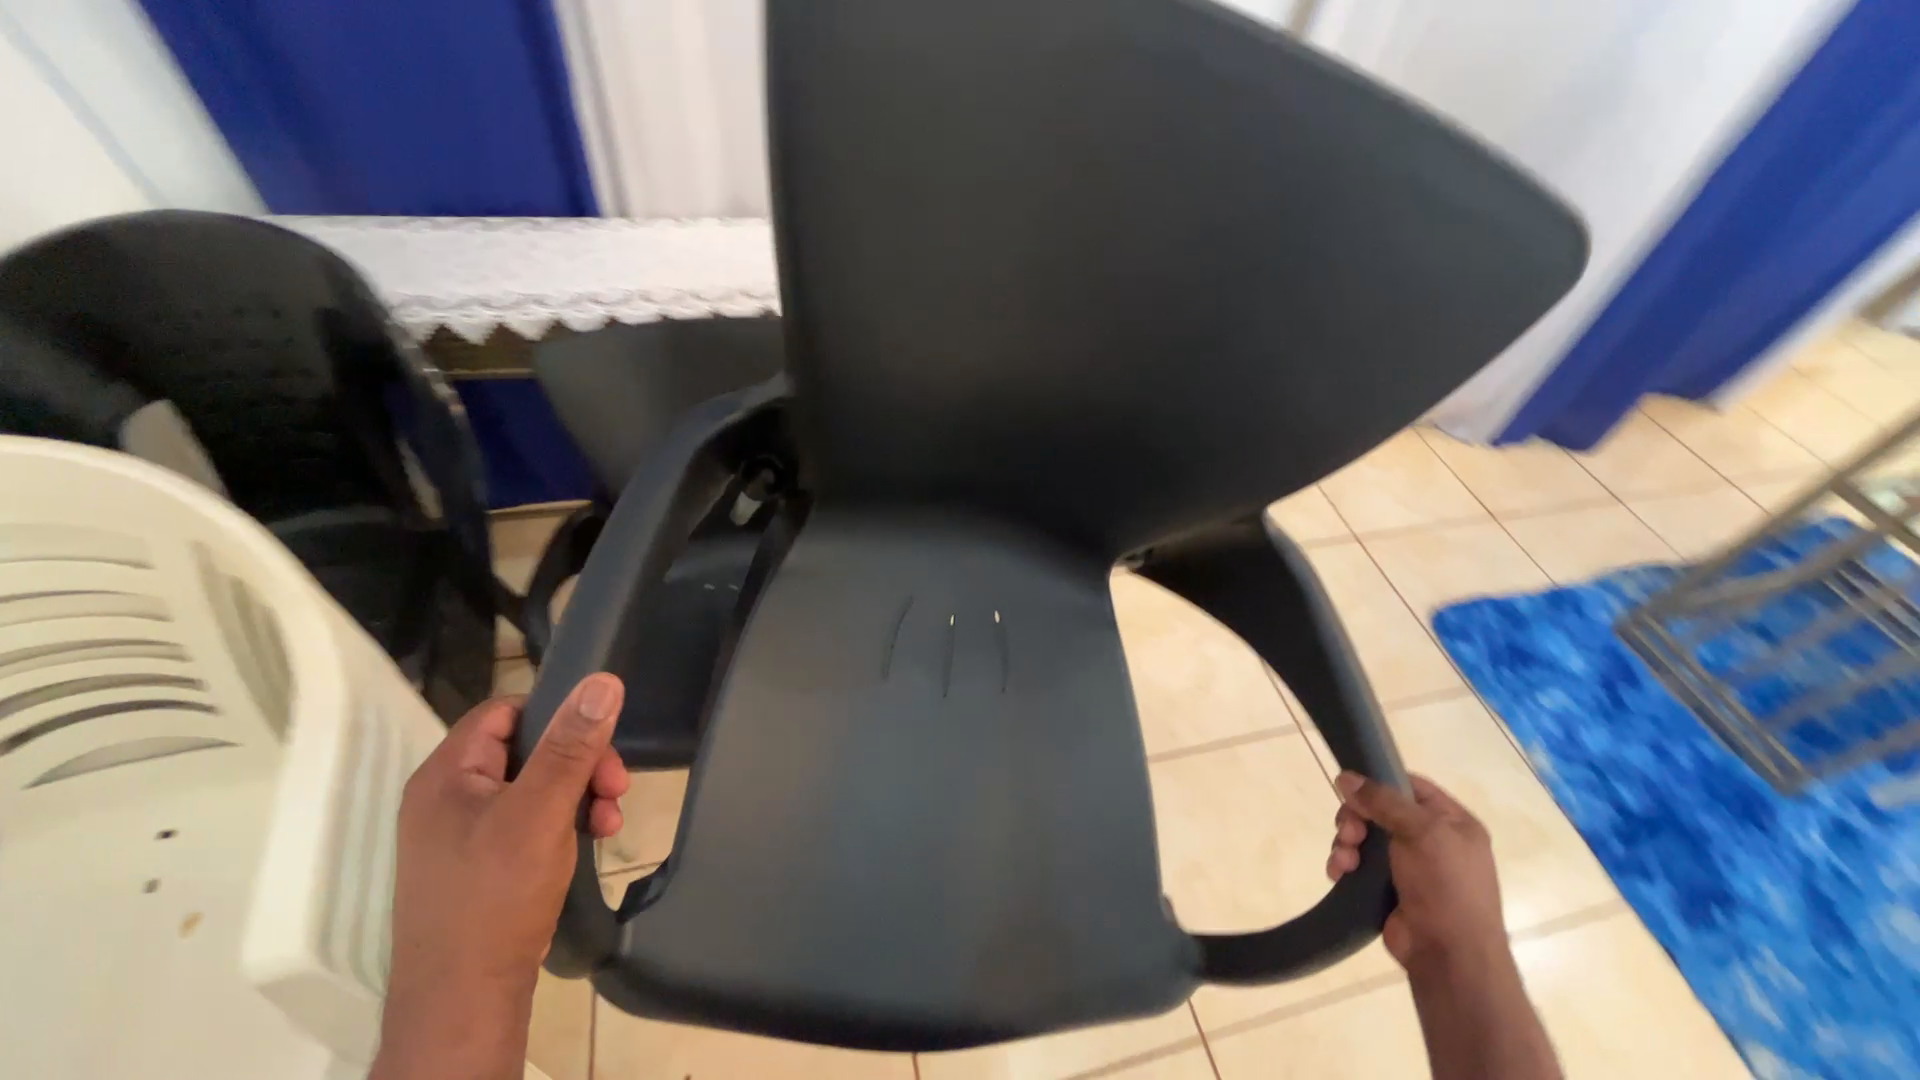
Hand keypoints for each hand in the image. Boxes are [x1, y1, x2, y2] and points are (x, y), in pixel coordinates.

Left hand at [373, 674, 628, 1079]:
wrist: (465, 998)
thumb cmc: (496, 895)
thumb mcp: (541, 811)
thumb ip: (572, 745)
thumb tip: (603, 681)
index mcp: (447, 775)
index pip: (504, 712)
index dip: (556, 716)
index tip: (599, 740)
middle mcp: (449, 797)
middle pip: (527, 749)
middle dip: (580, 763)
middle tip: (617, 788)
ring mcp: (465, 833)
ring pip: (536, 787)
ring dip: (581, 794)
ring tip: (612, 821)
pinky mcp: (484, 863)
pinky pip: (532, 821)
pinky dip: (567, 823)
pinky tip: (593, 840)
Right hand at [1326, 771, 1505, 973]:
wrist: (1450, 956)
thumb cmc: (1446, 887)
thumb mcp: (1422, 833)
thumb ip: (1383, 801)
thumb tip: (1346, 776)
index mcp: (1452, 822)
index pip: (1410, 786)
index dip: (1379, 783)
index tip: (1351, 788)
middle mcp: (1431, 840)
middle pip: (1379, 810)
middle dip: (1356, 818)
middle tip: (1348, 833)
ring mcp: (1408, 866)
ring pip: (1364, 837)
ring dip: (1346, 843)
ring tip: (1344, 861)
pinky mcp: (1387, 888)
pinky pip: (1357, 864)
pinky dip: (1344, 864)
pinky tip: (1339, 874)